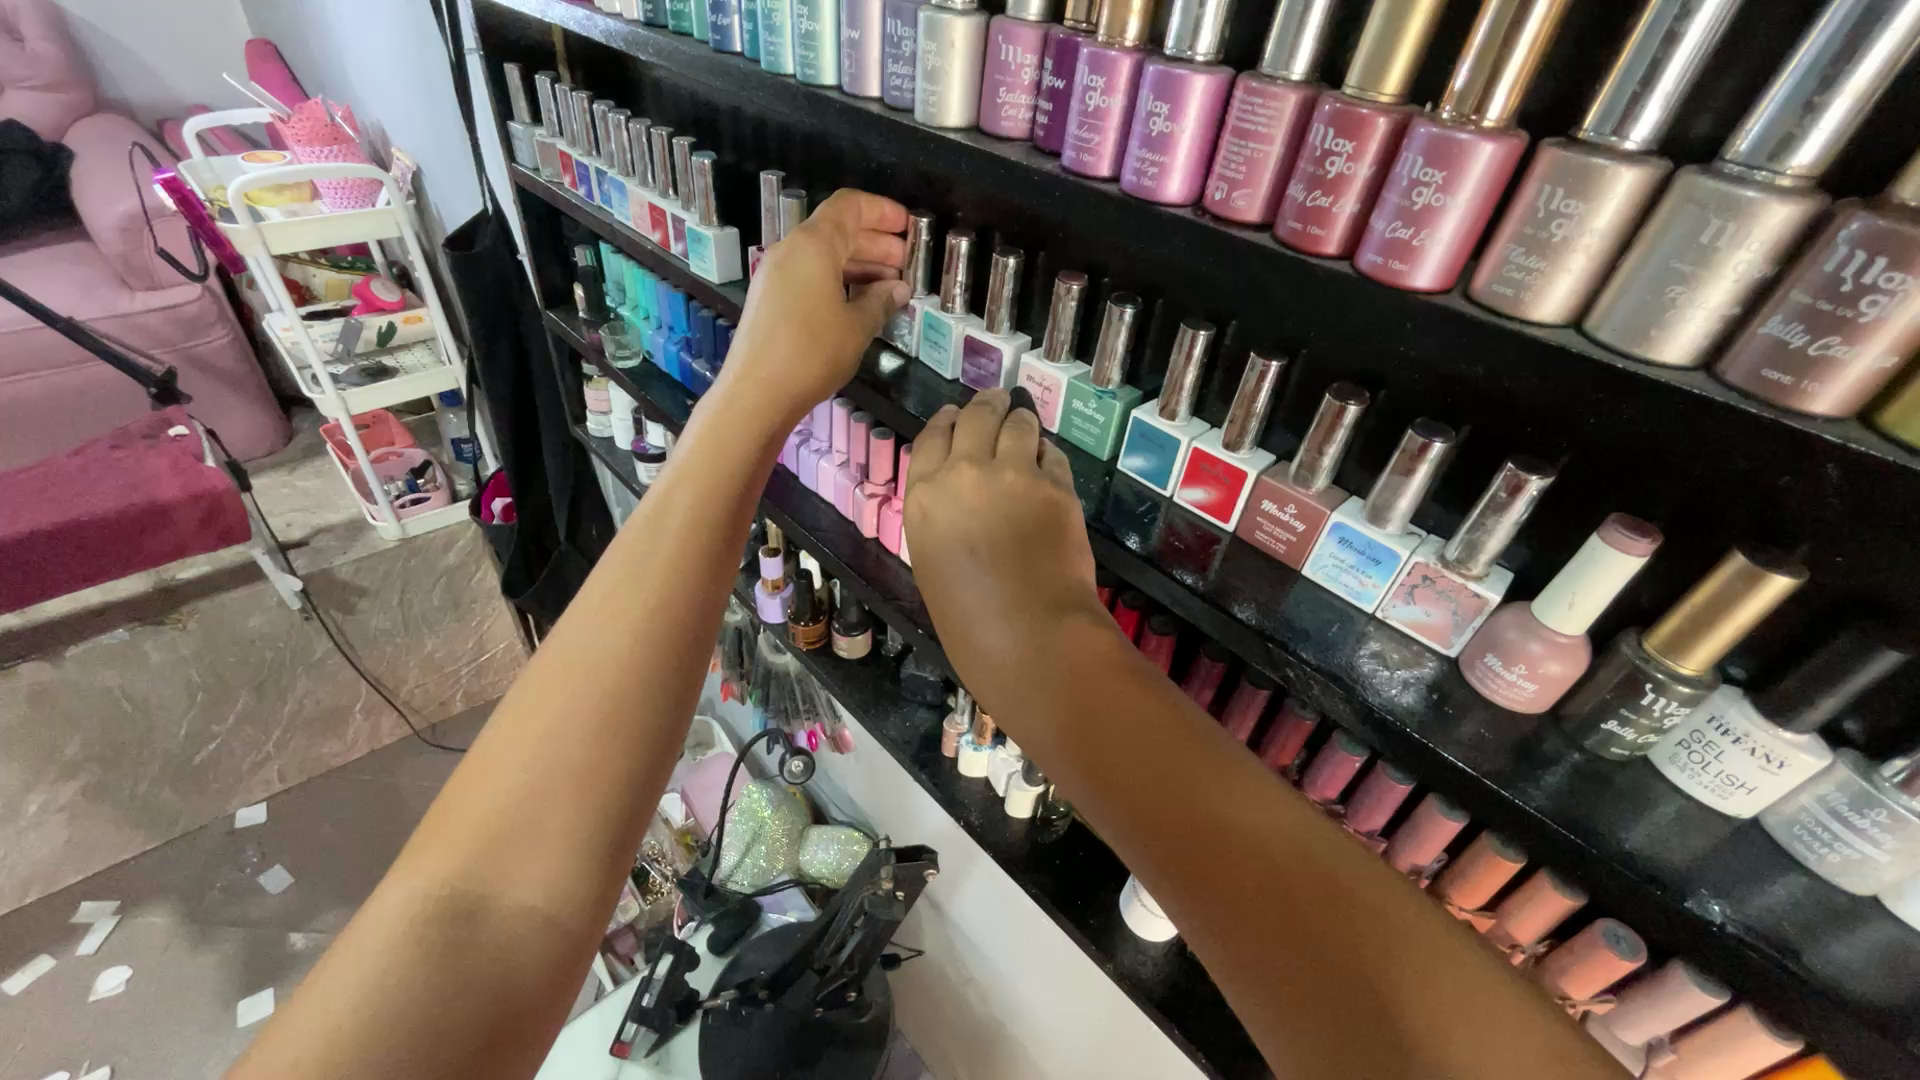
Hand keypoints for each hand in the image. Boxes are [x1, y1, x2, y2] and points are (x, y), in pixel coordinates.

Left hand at [719, 189, 909, 423]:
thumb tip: (898, 288)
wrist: (757, 392)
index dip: (882, 210)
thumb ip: (880, 301)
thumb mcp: (857, 327)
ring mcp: (776, 275)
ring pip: (823, 256)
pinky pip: (809, 276)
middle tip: (906, 262)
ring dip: (858, 264)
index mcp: (814, 245)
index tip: (908, 226)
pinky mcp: (770, 299)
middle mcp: (791, 250)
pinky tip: (859, 304)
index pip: (850, 206)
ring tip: (890, 286)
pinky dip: (837, 281)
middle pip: (837, 230)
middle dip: (875, 242)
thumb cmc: (812, 353)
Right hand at [906, 389, 1107, 703]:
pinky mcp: (1056, 485)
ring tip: (1025, 423)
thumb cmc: (969, 618)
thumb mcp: (932, 559)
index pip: (933, 436)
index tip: (955, 414)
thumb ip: (943, 515)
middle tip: (997, 401)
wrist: (1027, 634)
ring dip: (1021, 421)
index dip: (947, 420)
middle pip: (977, 417)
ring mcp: (1015, 474)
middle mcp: (965, 472)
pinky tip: (1047, 462)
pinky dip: (1048, 455)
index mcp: (924, 496)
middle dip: (988, 405)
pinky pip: (1052, 455)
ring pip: (1019, 424)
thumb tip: (964, 496)